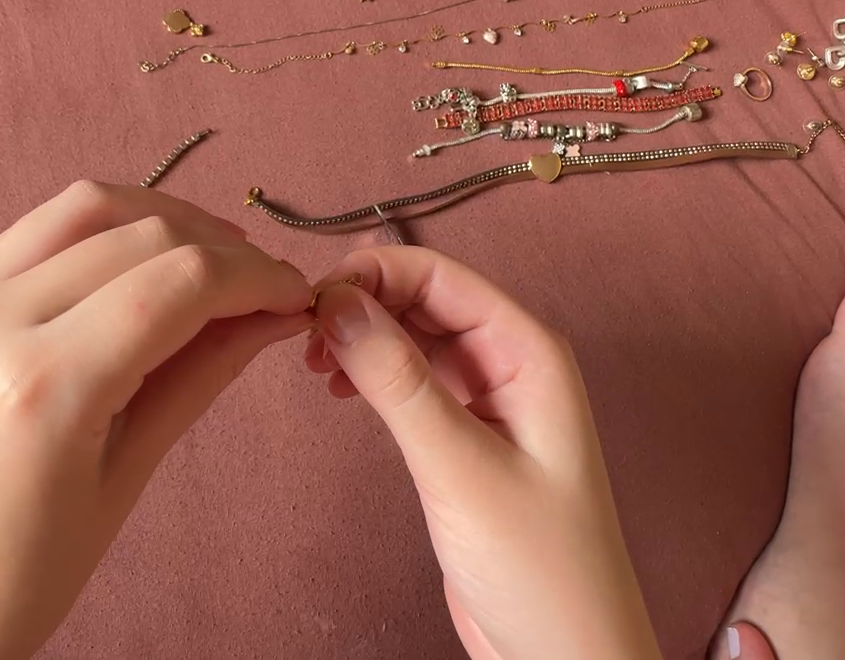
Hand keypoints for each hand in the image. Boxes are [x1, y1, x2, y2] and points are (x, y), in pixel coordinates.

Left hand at [0, 181, 313, 659]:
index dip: (254, 276)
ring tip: (214, 254)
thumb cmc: (30, 568)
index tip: (296, 293)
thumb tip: (280, 311)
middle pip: (143, 235)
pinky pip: (45, 226)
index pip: (178, 285)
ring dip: (168, 217)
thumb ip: (209, 370)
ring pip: (91, 206)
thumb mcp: (133, 471)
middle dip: (223, 249)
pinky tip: (145, 253)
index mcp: (44, 385)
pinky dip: (110, 224)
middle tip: (266, 283)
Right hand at [306, 247, 661, 659]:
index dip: (373, 275)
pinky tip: (340, 386)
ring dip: (360, 335)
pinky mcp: (460, 427)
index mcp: (526, 348)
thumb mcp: (460, 468)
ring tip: (317, 365)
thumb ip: (398, 380)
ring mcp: (483, 392)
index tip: (315, 302)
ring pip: (410, 333)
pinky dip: (370, 370)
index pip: (439, 276)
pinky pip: (408, 373)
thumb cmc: (537, 568)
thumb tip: (336, 302)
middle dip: (361, 303)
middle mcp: (506, 357)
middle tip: (307, 337)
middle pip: (421, 297)